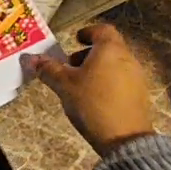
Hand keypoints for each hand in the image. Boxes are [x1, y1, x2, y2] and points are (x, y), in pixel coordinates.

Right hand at [24, 23, 155, 156]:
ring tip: (80, 85)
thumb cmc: (92, 104)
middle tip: (71, 67)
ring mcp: (137, 78)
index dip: (88, 32)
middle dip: (88, 54)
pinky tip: (95, 99)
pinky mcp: (140, 95)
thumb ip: (48, 69)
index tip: (76, 40)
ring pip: (115, 64)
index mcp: (110, 50)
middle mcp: (128, 59)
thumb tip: (30, 58)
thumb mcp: (64, 86)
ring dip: (97, 69)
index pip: (102, 30)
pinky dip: (108, 82)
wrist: (124, 139)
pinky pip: (122, 80)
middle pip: (109, 48)